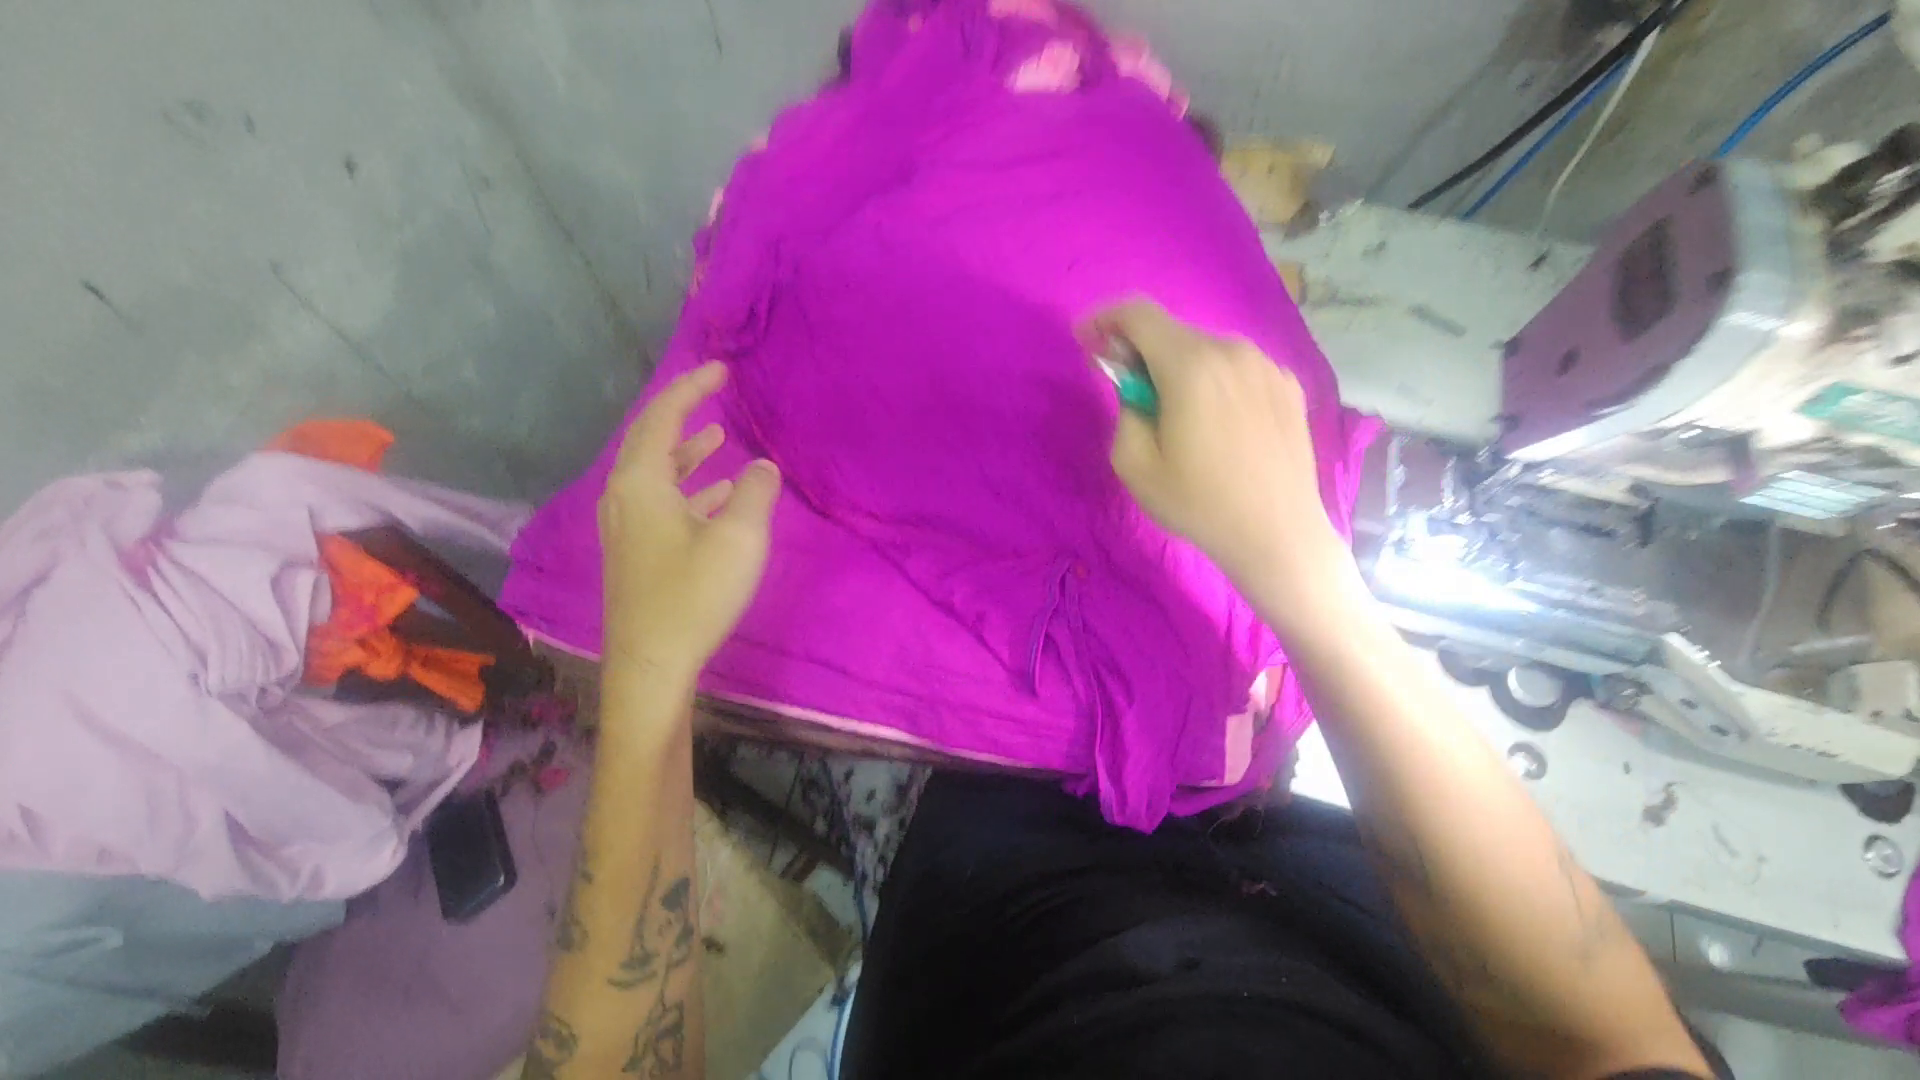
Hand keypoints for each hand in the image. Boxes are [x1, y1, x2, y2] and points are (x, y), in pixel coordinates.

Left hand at [599, 361, 780, 681]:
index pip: (662, 417)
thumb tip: (762, 467)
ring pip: (656, 475)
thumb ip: (755, 493)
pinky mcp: (635, 554)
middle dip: (684, 414)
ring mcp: (625, 528)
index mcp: (641, 483)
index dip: (691, 388)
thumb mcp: (739, 539)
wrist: (651, 665)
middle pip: (651, 441)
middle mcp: (624, 498)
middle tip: (714, 393)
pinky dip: (688, 489)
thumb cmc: (694, 596)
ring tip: (717, 437)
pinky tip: (715, 496)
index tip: (720, 370)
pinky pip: (660, 502)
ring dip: (687, 453)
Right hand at [1088, 301, 1349, 605]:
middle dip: (1142, 354)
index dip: (1104, 320)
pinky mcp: (1288, 386)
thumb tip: (1135, 387)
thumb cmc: (1198, 502)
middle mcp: (1232, 351)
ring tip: (1179, 419)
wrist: (1277, 533)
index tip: (1087, 342)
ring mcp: (1266, 366)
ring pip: (1207, 352)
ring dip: (1181, 371)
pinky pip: (1237, 371)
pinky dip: (1216, 384)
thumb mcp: (1134, 464)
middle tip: (1131, 394)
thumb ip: (1124, 409)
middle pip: (1173, 334)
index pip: (1138, 313)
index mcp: (1191, 365)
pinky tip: (1219, 427)